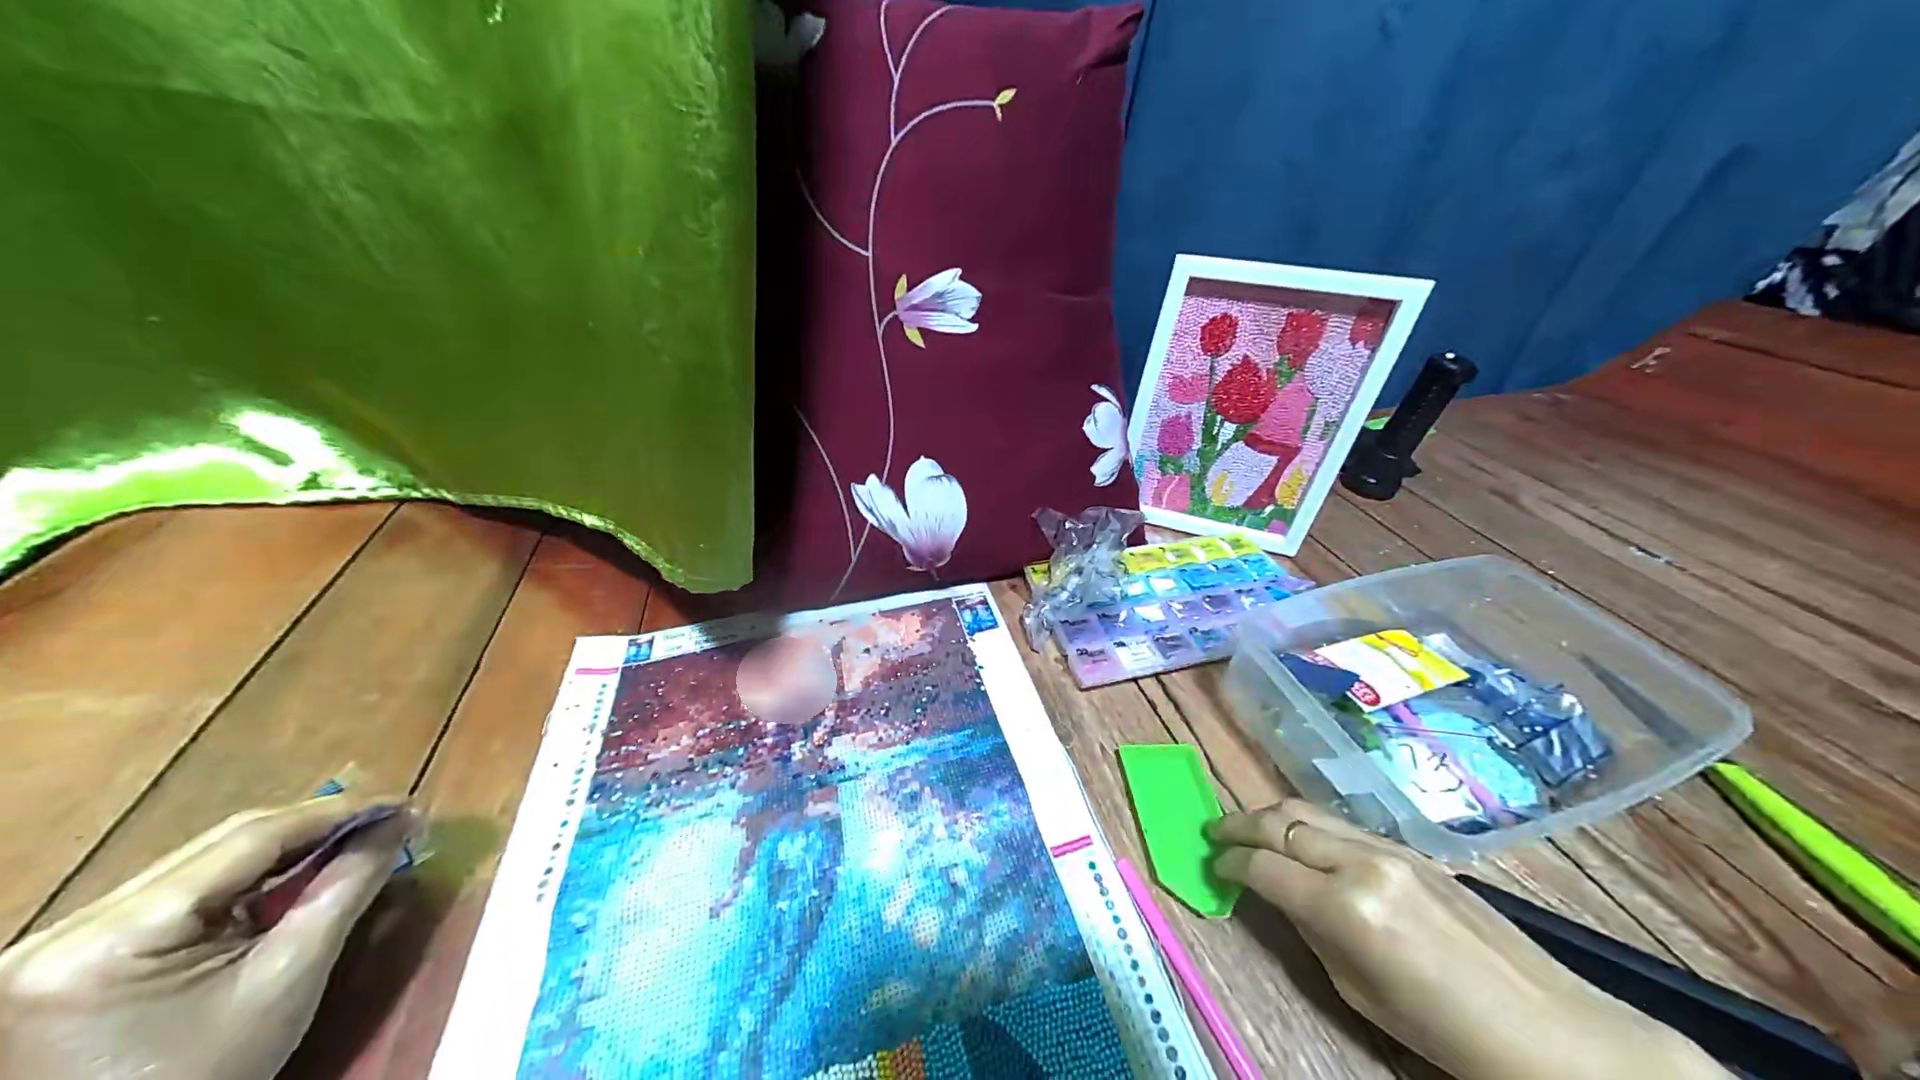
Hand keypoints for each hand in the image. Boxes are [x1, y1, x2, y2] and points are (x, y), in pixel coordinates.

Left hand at [0, 795, 411, 1079]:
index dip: (335, 812)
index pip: (247, 840)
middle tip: (389, 817)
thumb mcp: (289, 980)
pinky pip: (186, 891)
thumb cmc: (213, 1073)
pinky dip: (253, 878)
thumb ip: (344, 891)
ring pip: (206, 863)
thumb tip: (399, 825)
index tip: (402, 803)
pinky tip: (300, 871)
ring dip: (289, 849)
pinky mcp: (78, 952)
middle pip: (222, 847)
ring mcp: (66, 939)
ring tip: (356, 838)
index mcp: (107, 937)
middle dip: (315, 827)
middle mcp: (70, 926)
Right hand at [1210, 800, 1729, 1079]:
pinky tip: (1302, 843)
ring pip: (1308, 811)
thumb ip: (1309, 928)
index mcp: (1345, 906)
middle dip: (1238, 824)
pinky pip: (1342, 825)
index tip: (1211, 864)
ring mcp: (1390, 848)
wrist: (1550, 1031)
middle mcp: (1361, 862)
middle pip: (1280, 821)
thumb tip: (1276, 891)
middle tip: (1214, 834)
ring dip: (1270, 817)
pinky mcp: (1412, 849)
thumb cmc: (1443, 1031)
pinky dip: (1308, 826)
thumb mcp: (1356, 989)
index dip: (1228, 862)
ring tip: (1249, 830)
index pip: (1262, 865)